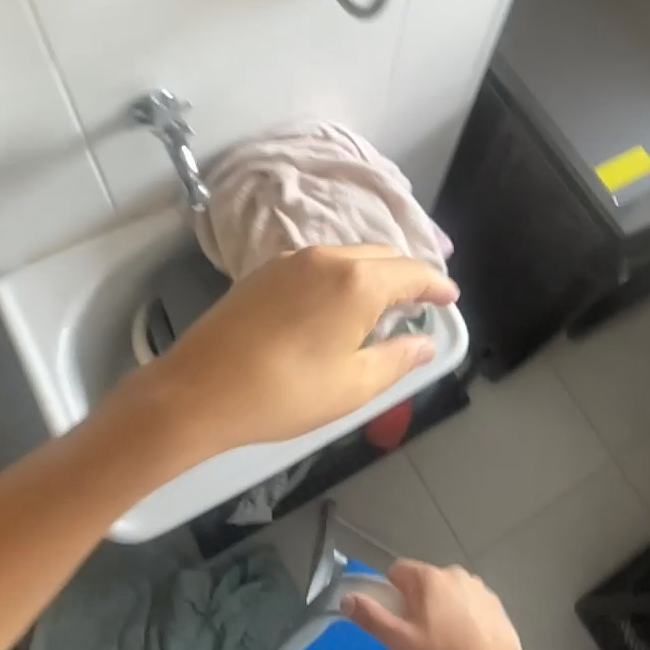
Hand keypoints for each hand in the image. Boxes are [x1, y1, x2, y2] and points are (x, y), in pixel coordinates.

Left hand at [105, 245, 457, 458]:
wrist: (197, 391)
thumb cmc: (285, 393)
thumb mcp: (354, 385)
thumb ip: (398, 359)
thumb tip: (425, 343)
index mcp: (357, 282)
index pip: (413, 273)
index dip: (437, 286)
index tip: (451, 298)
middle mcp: (327, 258)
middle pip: (383, 256)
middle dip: (408, 276)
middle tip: (420, 304)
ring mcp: (291, 261)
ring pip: (350, 256)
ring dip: (374, 275)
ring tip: (382, 306)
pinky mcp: (264, 272)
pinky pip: (320, 264)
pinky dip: (343, 277)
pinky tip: (338, 305)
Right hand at [342, 559, 525, 649]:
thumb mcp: (400, 641)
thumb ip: (371, 617)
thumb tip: (347, 598)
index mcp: (428, 577)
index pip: (396, 572)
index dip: (391, 597)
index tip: (397, 623)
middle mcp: (453, 573)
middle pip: (421, 590)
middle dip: (414, 618)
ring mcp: (476, 587)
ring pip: (444, 602)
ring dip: (436, 625)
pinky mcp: (493, 603)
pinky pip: (466, 608)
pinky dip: (460, 625)